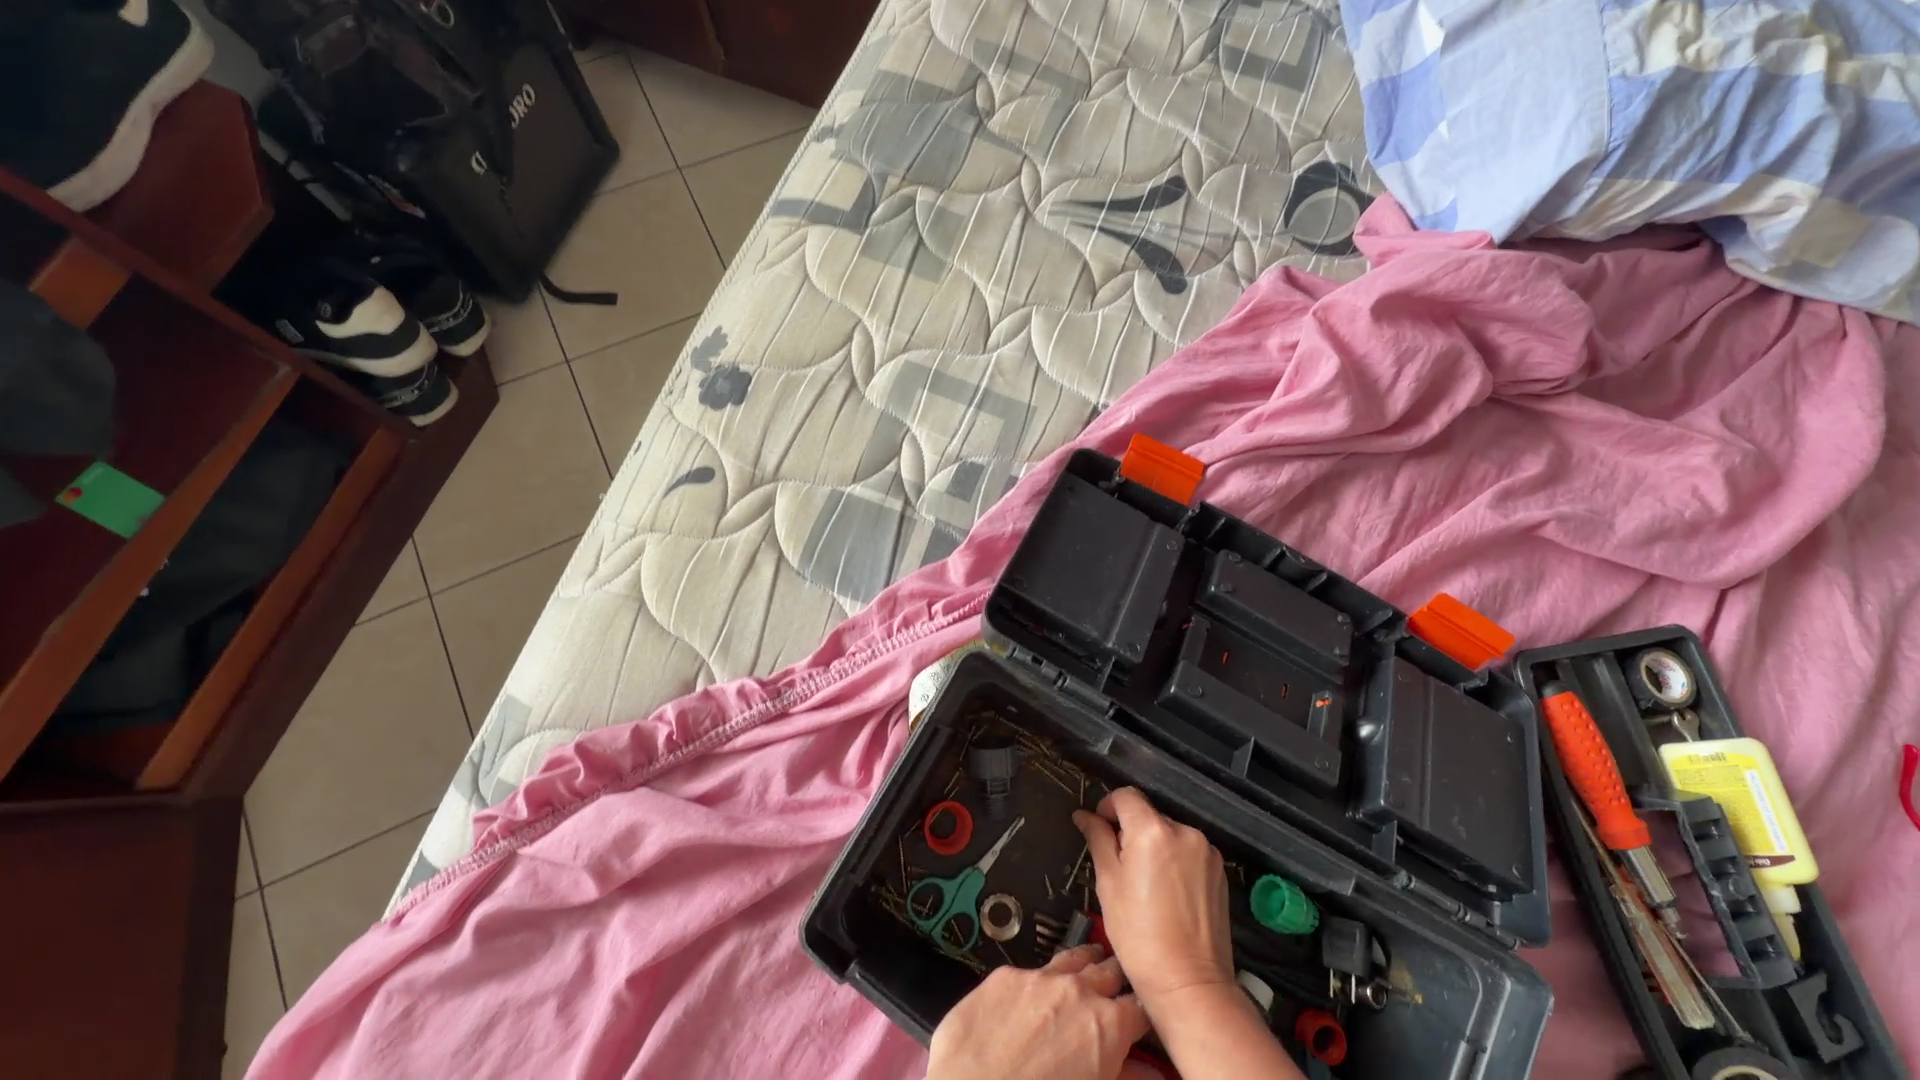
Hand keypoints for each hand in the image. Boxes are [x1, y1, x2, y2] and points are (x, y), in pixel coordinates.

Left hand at [926, 945, 1151, 1079]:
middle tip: (1118, 983)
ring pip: (1071, 959)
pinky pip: (1029, 972)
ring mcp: (1040, 977)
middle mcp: (1078, 990)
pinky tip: (1031, 993)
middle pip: (1108, 971)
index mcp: (1108, 1023)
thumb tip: (1154, 1076)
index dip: (1143, 1012)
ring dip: (1084, 963)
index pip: (1140, 1007)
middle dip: (1115, 978)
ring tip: (1090, 962)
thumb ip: (1126, 1078)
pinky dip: (1038, 981)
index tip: (1143, 1016)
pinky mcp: (1005, 975)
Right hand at [1073, 788, 1234, 1008]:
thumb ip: (1098, 839)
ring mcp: (1207, 851)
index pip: (1126, 796)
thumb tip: (1084, 815)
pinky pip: (1190, 853)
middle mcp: (1184, 832)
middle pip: (1149, 816)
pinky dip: (1175, 863)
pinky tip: (1168, 895)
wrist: (1188, 982)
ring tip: (1146, 886)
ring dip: (1155, 847)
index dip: (1107, 807)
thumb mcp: (1108, 884)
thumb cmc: (1138, 934)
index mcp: (1153, 830)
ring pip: (1170, 835)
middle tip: (1119, 868)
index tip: (1099, 829)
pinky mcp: (1220, 872)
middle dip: (1131, 832)